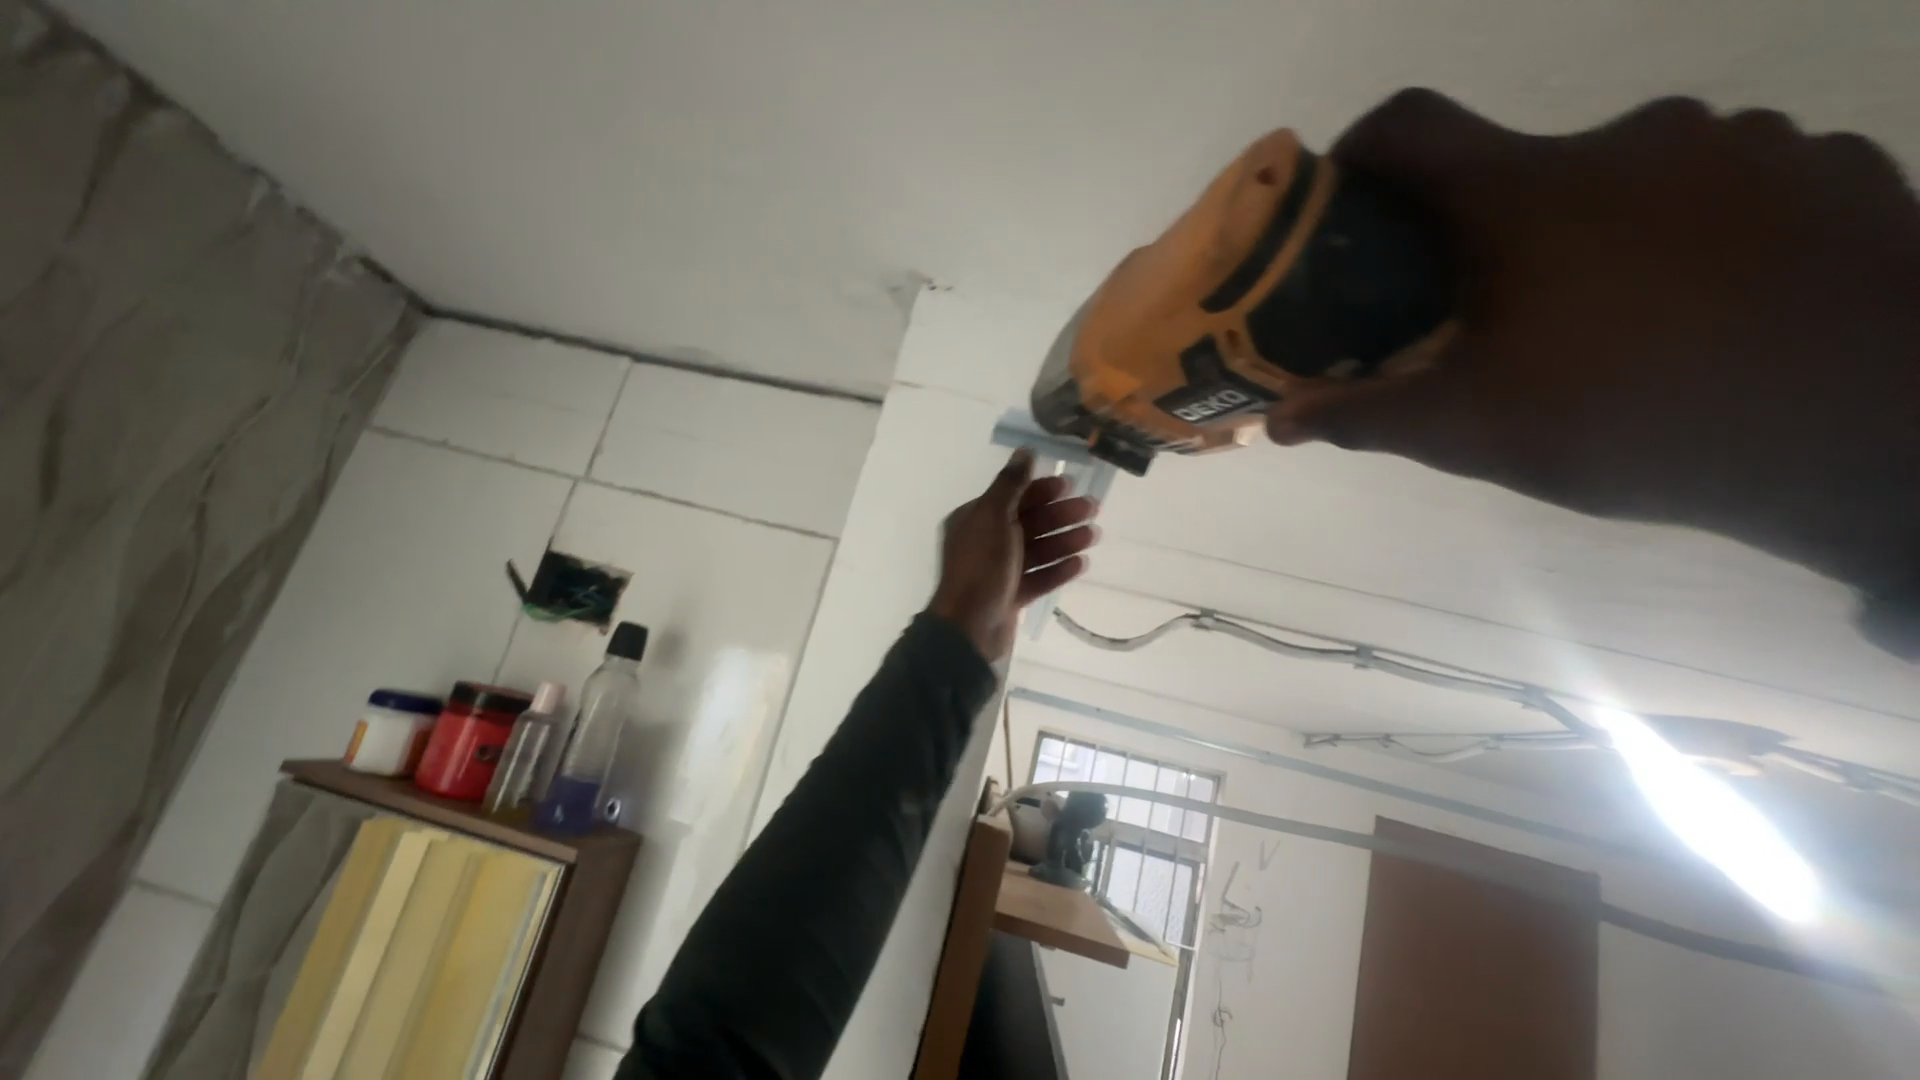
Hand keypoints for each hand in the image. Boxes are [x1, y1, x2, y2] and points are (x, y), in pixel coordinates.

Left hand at [928, 449, 1099, 660]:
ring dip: (1064, 540)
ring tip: (1094, 536)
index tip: (1070, 485)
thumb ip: (1010, 484)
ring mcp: (997, 572)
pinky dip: (1058, 569)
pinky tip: (1081, 563)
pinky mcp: (1010, 596)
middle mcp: (983, 542)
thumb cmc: (980, 566)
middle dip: (1059, 515)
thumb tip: (1024, 451)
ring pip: (1036, 550)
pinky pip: (1037, 577)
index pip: (1012, 497)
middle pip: (1027, 522)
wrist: (969, 627)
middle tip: (1092, 509)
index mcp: (974, 520)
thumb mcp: (993, 517)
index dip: (1041, 490)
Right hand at [1267, 90, 1919, 615]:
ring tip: (1601, 321)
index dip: (1358, 152)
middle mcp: (1628, 139)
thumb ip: (1365, 416)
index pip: (1408, 126)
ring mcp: (1740, 142)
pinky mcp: (1826, 165)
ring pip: (1617, 176)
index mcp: (1526, 193)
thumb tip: (1279, 422)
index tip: (1345, 208)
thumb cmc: (1636, 421)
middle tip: (1483, 315)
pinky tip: (1698, 307)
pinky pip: (1714, 185)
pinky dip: (1677, 233)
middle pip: (1513, 167)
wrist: (1879, 433)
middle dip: (1479, 233)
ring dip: (1584, 232)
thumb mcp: (1473, 433)